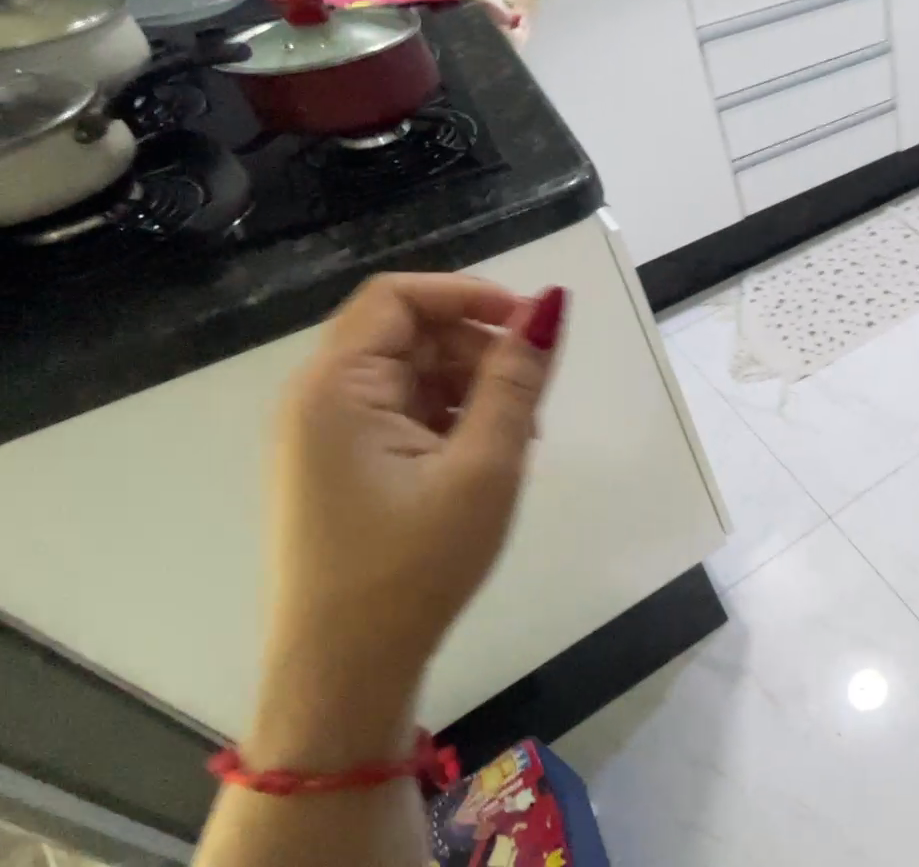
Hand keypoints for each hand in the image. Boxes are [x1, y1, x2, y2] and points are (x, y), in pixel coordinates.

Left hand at [267, 274, 566, 673]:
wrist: (348, 667)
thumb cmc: (416, 563)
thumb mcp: (485, 465)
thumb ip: (518, 379)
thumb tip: (551, 305)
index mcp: (338, 389)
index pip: (399, 298)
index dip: (472, 295)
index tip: (536, 327)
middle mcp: (322, 400)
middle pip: (410, 334)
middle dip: (481, 351)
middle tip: (533, 401)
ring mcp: (332, 436)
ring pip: (416, 375)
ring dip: (476, 388)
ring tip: (518, 440)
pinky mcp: (348, 466)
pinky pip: (409, 413)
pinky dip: (457, 419)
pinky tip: (490, 459)